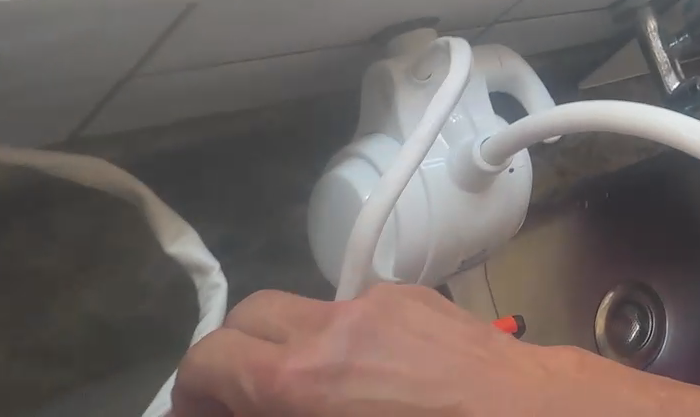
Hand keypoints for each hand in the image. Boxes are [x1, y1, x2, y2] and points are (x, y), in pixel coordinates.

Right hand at [171, 284, 589, 415]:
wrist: (507, 404)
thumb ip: (270, 409)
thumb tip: (238, 409)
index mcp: (296, 375)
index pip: (207, 356)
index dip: (193, 391)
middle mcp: (334, 324)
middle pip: (252, 313)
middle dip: (237, 354)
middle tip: (248, 400)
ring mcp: (381, 300)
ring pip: (309, 307)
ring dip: (295, 342)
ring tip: (315, 388)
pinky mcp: (418, 293)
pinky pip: (360, 305)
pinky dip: (345, 332)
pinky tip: (370, 370)